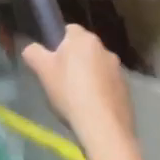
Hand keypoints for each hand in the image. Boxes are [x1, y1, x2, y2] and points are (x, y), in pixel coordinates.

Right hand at [23, 24, 156, 159]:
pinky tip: (92, 109)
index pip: (69, 29)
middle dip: (74, 60)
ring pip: (97, 67)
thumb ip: (33, 52)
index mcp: (84, 38)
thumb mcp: (42, 70)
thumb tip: (31, 49)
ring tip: (77, 98)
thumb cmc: (70, 93)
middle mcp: (105, 49)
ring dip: (89, 76)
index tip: (52, 60)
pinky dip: (101, 92)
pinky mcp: (127, 91)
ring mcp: (119, 71)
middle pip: (84, 49)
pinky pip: (109, 85)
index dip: (58, 43)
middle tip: (61, 79)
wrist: (104, 129)